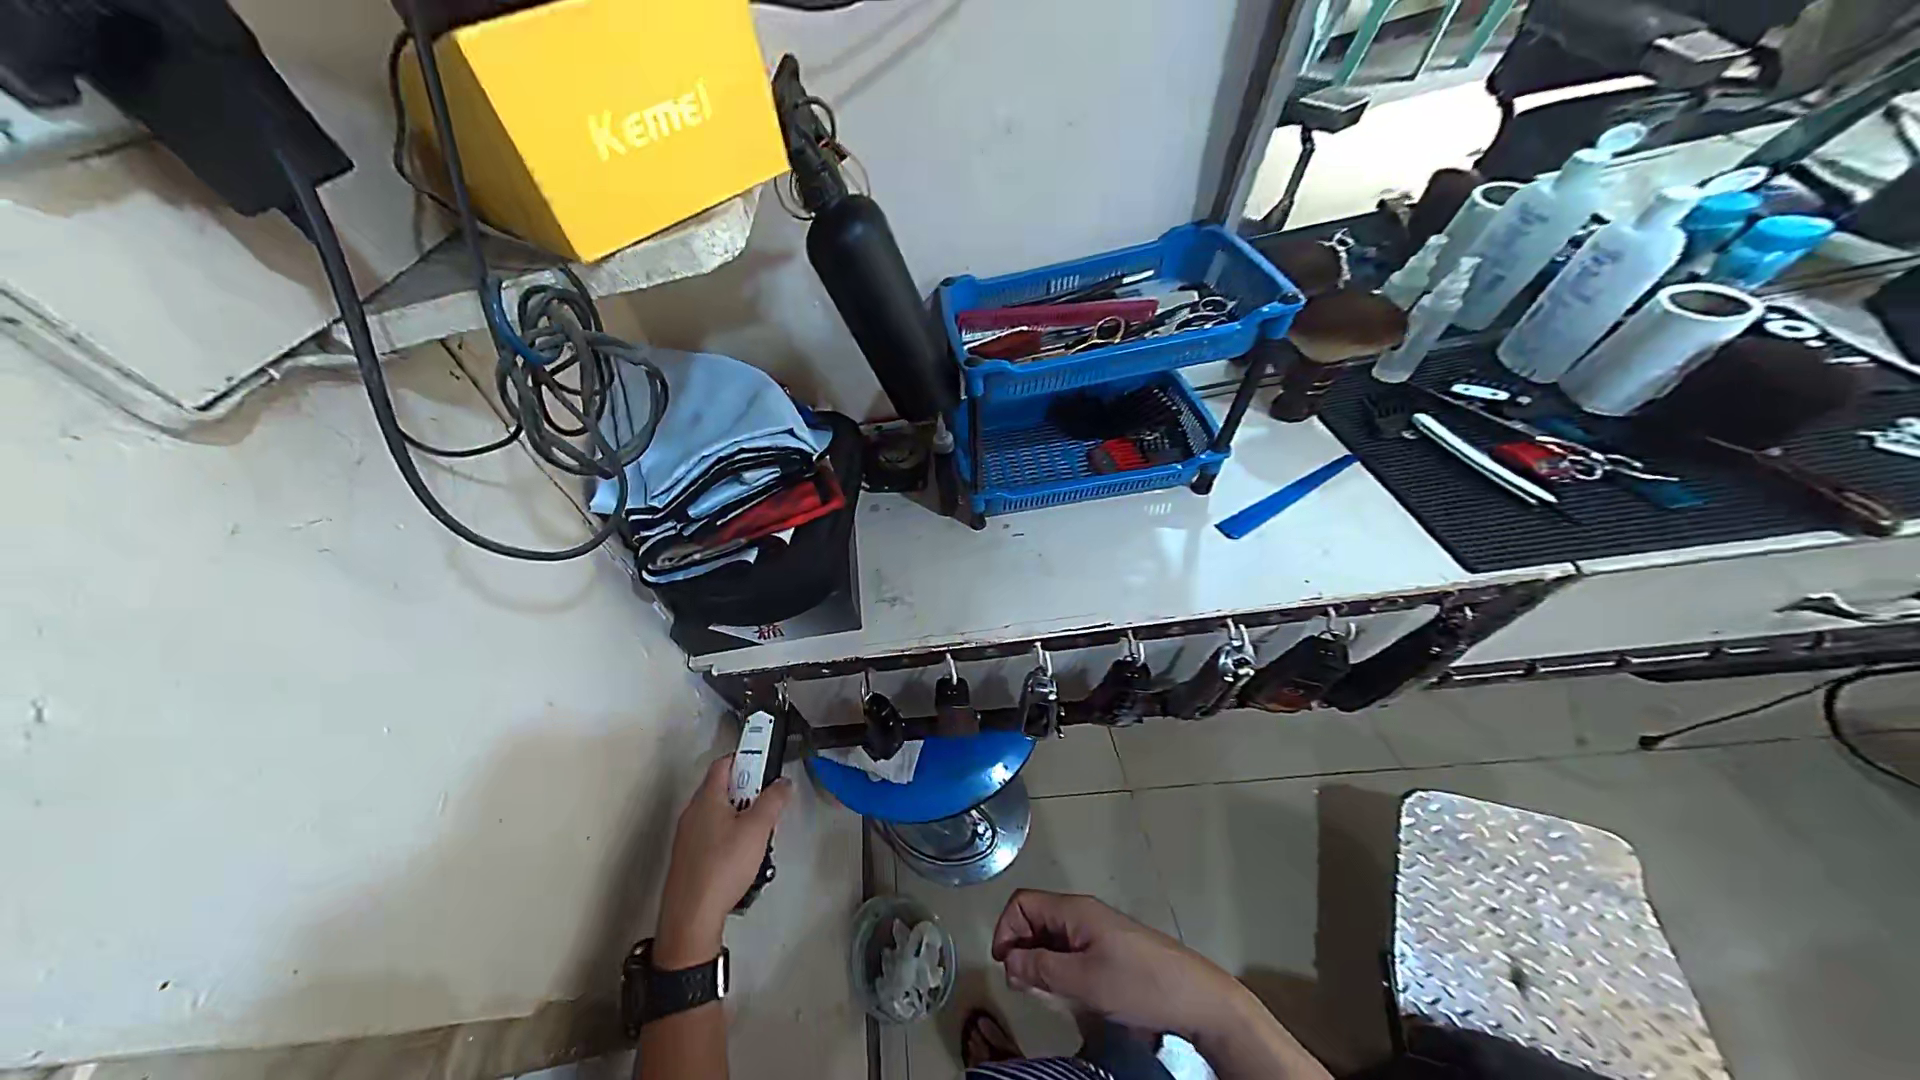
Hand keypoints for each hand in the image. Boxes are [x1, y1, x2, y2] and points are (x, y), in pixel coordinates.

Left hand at [654, 756, 793, 968]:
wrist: (692, 917)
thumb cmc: (723, 867)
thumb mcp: (758, 828)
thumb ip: (773, 800)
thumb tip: (782, 783)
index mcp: (706, 798)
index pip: (724, 763)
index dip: (746, 758)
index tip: (766, 765)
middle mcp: (693, 813)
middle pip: (723, 788)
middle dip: (749, 792)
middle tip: (768, 805)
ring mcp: (688, 837)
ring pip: (720, 813)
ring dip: (742, 816)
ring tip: (759, 836)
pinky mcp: (689, 858)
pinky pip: (713, 834)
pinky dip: (731, 836)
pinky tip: (744, 858)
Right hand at [991, 889, 1251, 1040]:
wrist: (1197, 997)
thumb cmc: (1140, 984)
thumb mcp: (1083, 980)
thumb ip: (1040, 968)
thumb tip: (1009, 961)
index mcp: (1074, 910)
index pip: (1023, 903)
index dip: (1006, 930)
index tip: (1004, 965)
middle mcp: (1083, 913)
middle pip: (1035, 917)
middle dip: (1020, 946)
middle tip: (1021, 982)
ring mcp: (1098, 930)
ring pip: (1052, 935)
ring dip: (1038, 958)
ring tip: (1042, 990)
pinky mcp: (1110, 948)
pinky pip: (1070, 948)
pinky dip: (1058, 965)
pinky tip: (1066, 990)